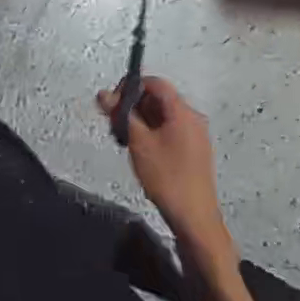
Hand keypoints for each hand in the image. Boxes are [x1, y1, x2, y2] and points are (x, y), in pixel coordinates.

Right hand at [98, 78, 225, 243]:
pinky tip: (143, 151)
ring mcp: (196, 134)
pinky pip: (171, 130)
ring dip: (142, 120)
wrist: (194, 217)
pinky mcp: (195, 150)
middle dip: (135, 106)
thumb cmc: (166, 177)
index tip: (113, 103)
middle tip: (116, 125)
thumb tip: (103, 93)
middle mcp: (193, 117)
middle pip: (160, 98)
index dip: (132, 86)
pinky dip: (154, 132)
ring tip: (127, 140)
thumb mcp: (138, 143)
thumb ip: (121, 115)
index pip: (156, 83)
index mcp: (182, 111)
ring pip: (164, 115)